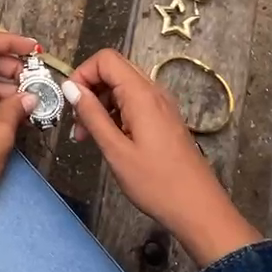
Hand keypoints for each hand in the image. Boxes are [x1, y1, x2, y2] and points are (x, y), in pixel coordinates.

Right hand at [67, 49, 260, 265]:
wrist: (201, 212)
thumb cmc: (156, 183)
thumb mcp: (115, 150)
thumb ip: (91, 114)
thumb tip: (70, 87)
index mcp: (141, 94)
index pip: (105, 59)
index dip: (83, 73)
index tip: (71, 102)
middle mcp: (153, 92)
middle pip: (114, 70)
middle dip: (90, 89)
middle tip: (78, 121)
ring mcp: (162, 105)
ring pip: (122, 87)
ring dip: (101, 103)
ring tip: (89, 135)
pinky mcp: (165, 120)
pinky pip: (134, 102)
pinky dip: (116, 112)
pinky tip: (110, 139)